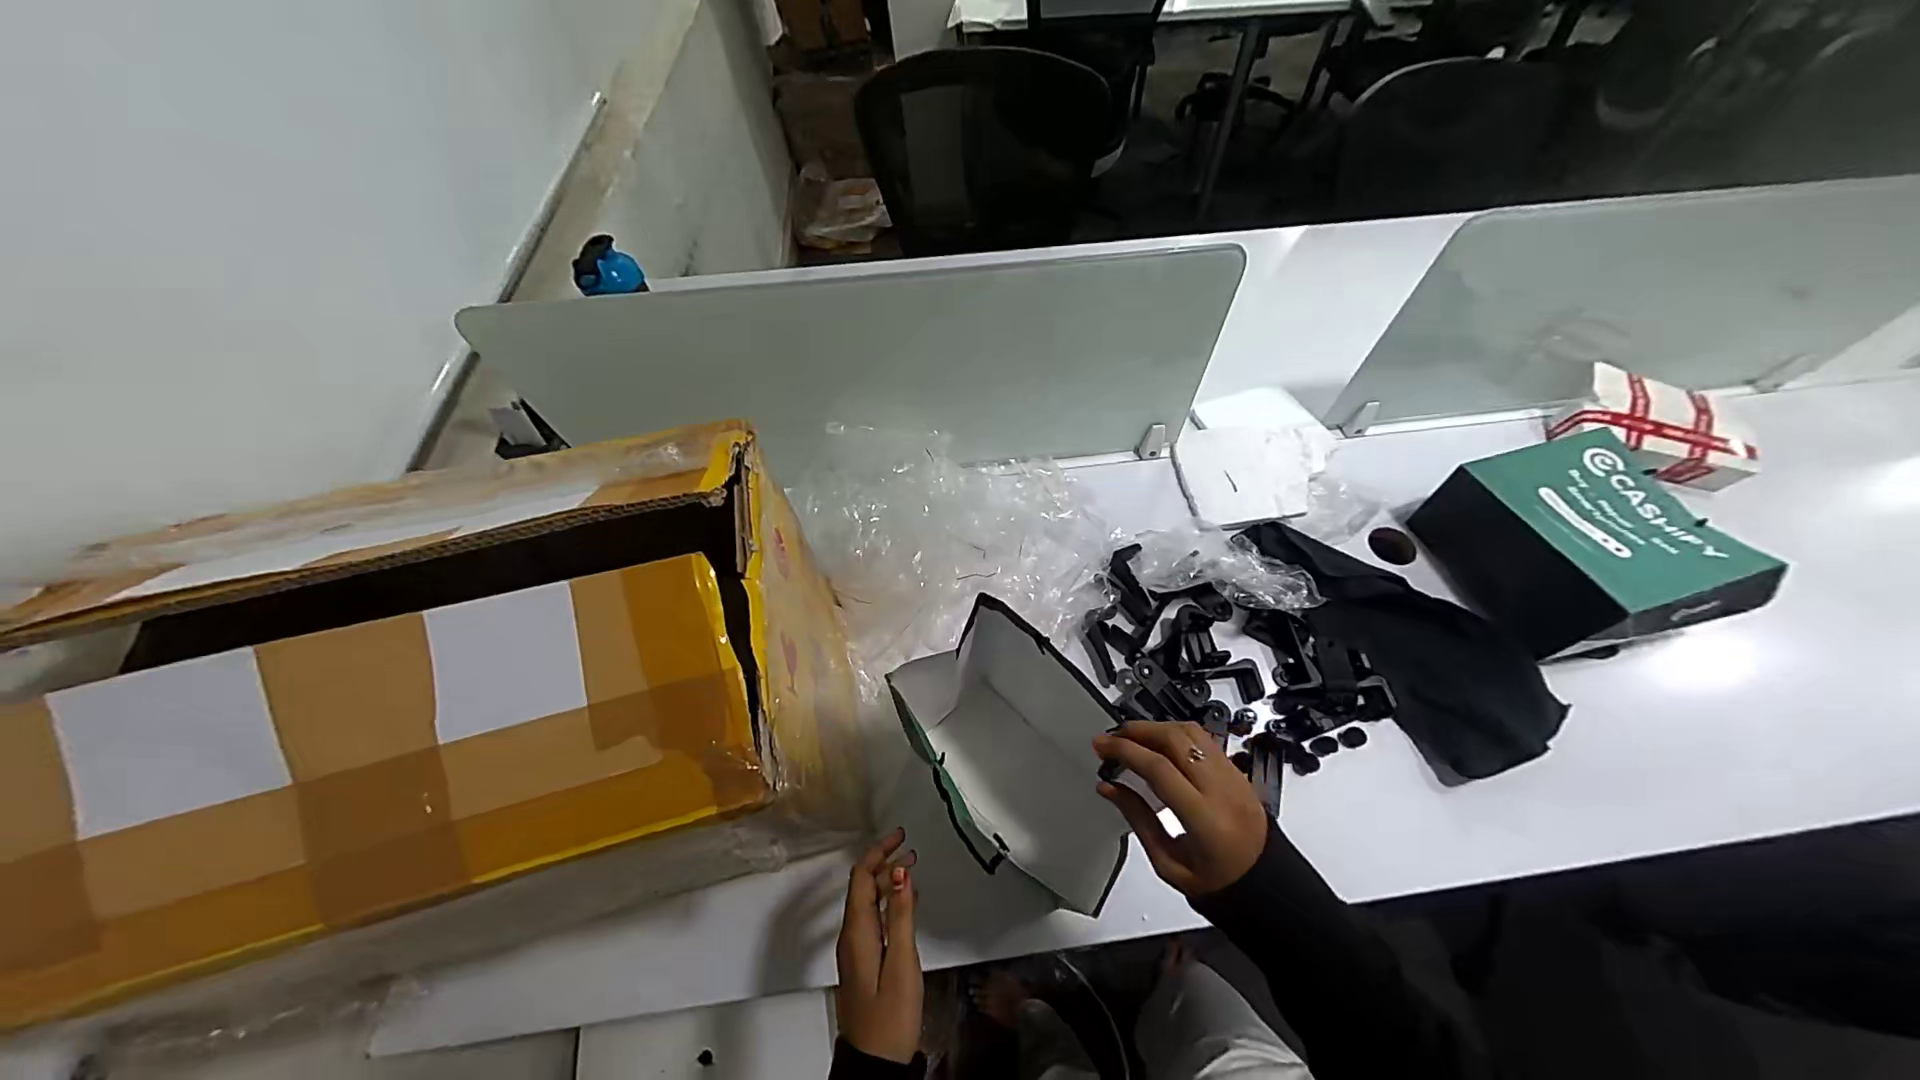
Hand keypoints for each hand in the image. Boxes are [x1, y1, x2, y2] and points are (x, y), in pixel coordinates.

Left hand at [834, 827, 921, 1062]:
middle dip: (884, 860)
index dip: (879, 850)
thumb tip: (901, 872)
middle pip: (862, 885)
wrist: (875, 1064)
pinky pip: (872, 917)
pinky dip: (888, 899)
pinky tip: (904, 900)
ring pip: (868, 900)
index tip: (899, 834)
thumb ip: (902, 914)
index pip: (862, 876)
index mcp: (857, 931)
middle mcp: (851, 936)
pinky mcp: (863, 961)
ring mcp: (855, 949)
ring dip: (887, 878)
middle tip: (907, 844)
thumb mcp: (901, 961)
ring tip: (910, 864)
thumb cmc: (889, 1017)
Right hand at [1094, 721, 1269, 896]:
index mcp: (1205, 820)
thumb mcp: (1169, 863)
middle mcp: (1223, 792)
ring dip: (1156, 728)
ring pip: (1191, 732)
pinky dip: (1175, 734)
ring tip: (1132, 737)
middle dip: (1136, 731)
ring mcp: (1233, 778)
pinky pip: (1204, 739)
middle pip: (1175, 739)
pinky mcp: (1237, 772)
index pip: (1158, 767)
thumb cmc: (1223, 884)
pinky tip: (1158, 743)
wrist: (1267, 886)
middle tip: (1112, 738)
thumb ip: (1137, 819)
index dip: (1124, 750)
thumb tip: (1110, 787)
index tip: (1102, 746)